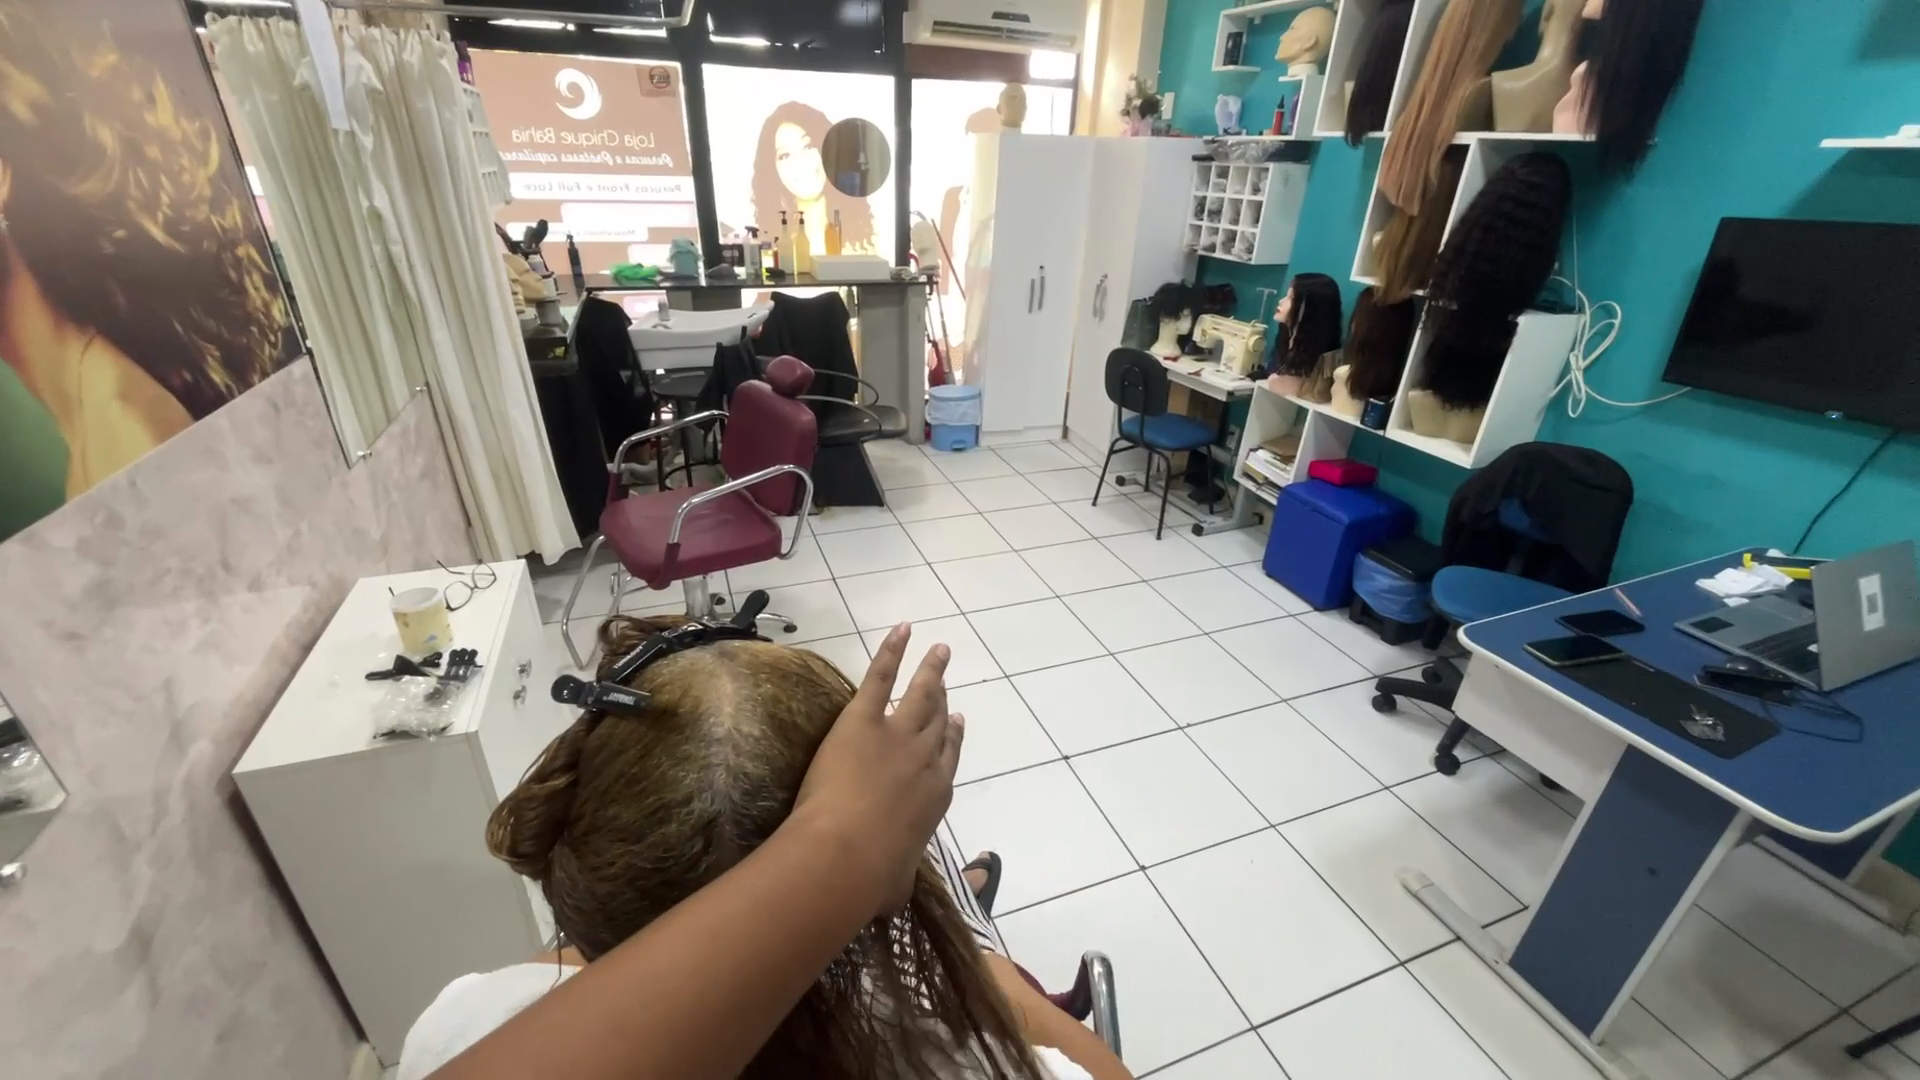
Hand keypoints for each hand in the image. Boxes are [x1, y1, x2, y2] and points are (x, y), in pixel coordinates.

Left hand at [790, 623, 962, 913]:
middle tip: (947, 676)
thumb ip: (900, 876)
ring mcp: (898, 734)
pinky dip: (892, 651)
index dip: (955, 737)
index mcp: (935, 796)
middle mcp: (925, 759)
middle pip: (939, 721)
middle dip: (945, 697)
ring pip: (921, 694)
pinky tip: (902, 631)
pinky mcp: (864, 719)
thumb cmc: (870, 878)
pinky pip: (881, 677)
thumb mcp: (896, 885)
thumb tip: (894, 889)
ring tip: (940, 648)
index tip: (959, 721)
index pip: (950, 758)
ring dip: (931, 669)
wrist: (845, 854)